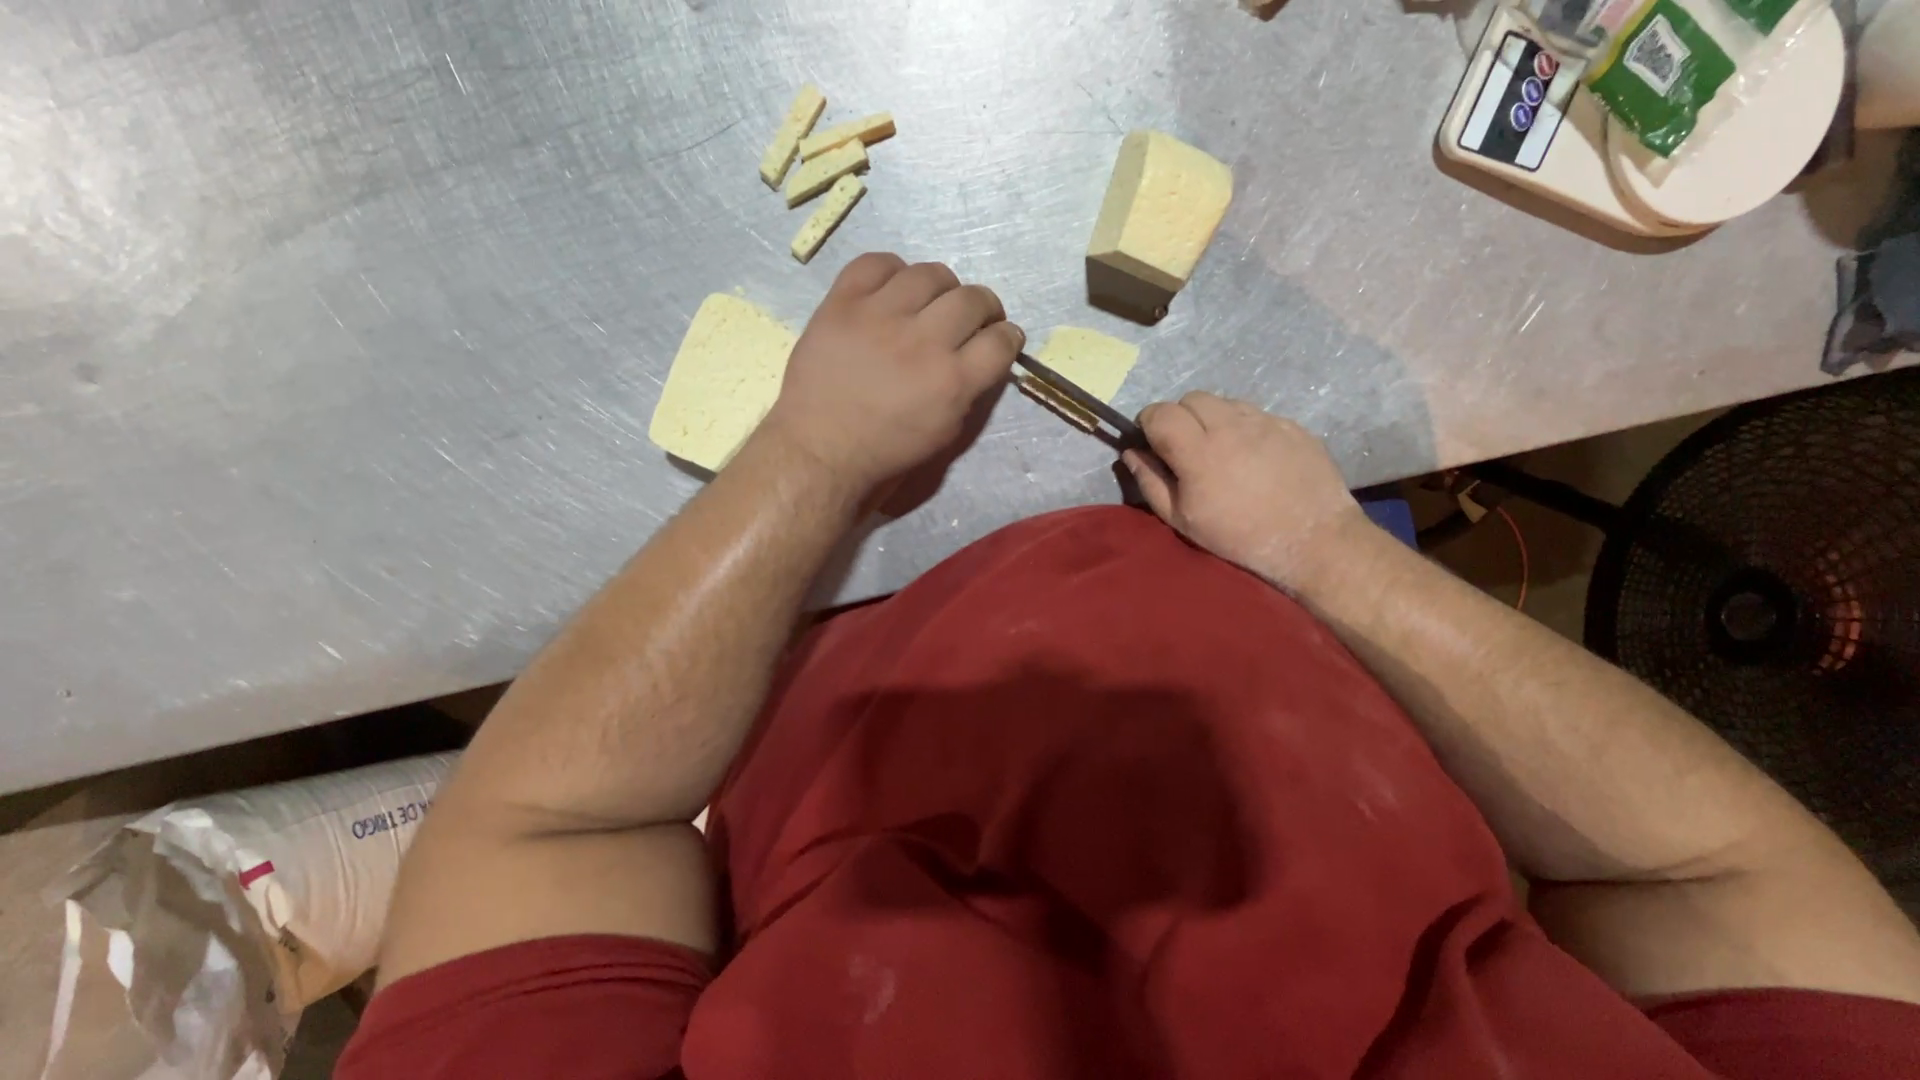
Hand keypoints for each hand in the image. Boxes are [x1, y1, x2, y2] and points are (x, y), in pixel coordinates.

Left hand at [755, 253, 1024, 502]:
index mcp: (952, 382)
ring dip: (941, 287)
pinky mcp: (842, 303)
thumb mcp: (944, 433)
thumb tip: (979, 358)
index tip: (1000, 338)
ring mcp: (880, 317)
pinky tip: (892, 290)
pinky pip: (877, 263)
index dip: (1007, 337)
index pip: (1001, 339)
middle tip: (971, 319)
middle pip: (972, 299)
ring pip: (930, 273)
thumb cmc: (884, 453)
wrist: (819, 450)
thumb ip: (968, 391)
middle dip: (983, 308)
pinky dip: (892, 271)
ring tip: (930, 302)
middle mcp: (922, 342)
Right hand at [1123, 392, 1367, 592]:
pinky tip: (1253, 457)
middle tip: (1187, 448)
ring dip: (1213, 419)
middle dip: (1181, 417)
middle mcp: (1229, 426)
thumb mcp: (1183, 520)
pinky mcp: (1290, 424)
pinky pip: (1255, 414)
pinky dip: (1244, 428)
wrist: (1312, 539)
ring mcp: (1264, 421)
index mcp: (1198, 451)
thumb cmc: (1239, 537)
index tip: (1153, 443)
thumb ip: (1151, 482)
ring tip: (1222, 451)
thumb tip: (1131, 453)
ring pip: (1224, 402)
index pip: (1160, 412)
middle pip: (1191, 398)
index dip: (1149, 423)